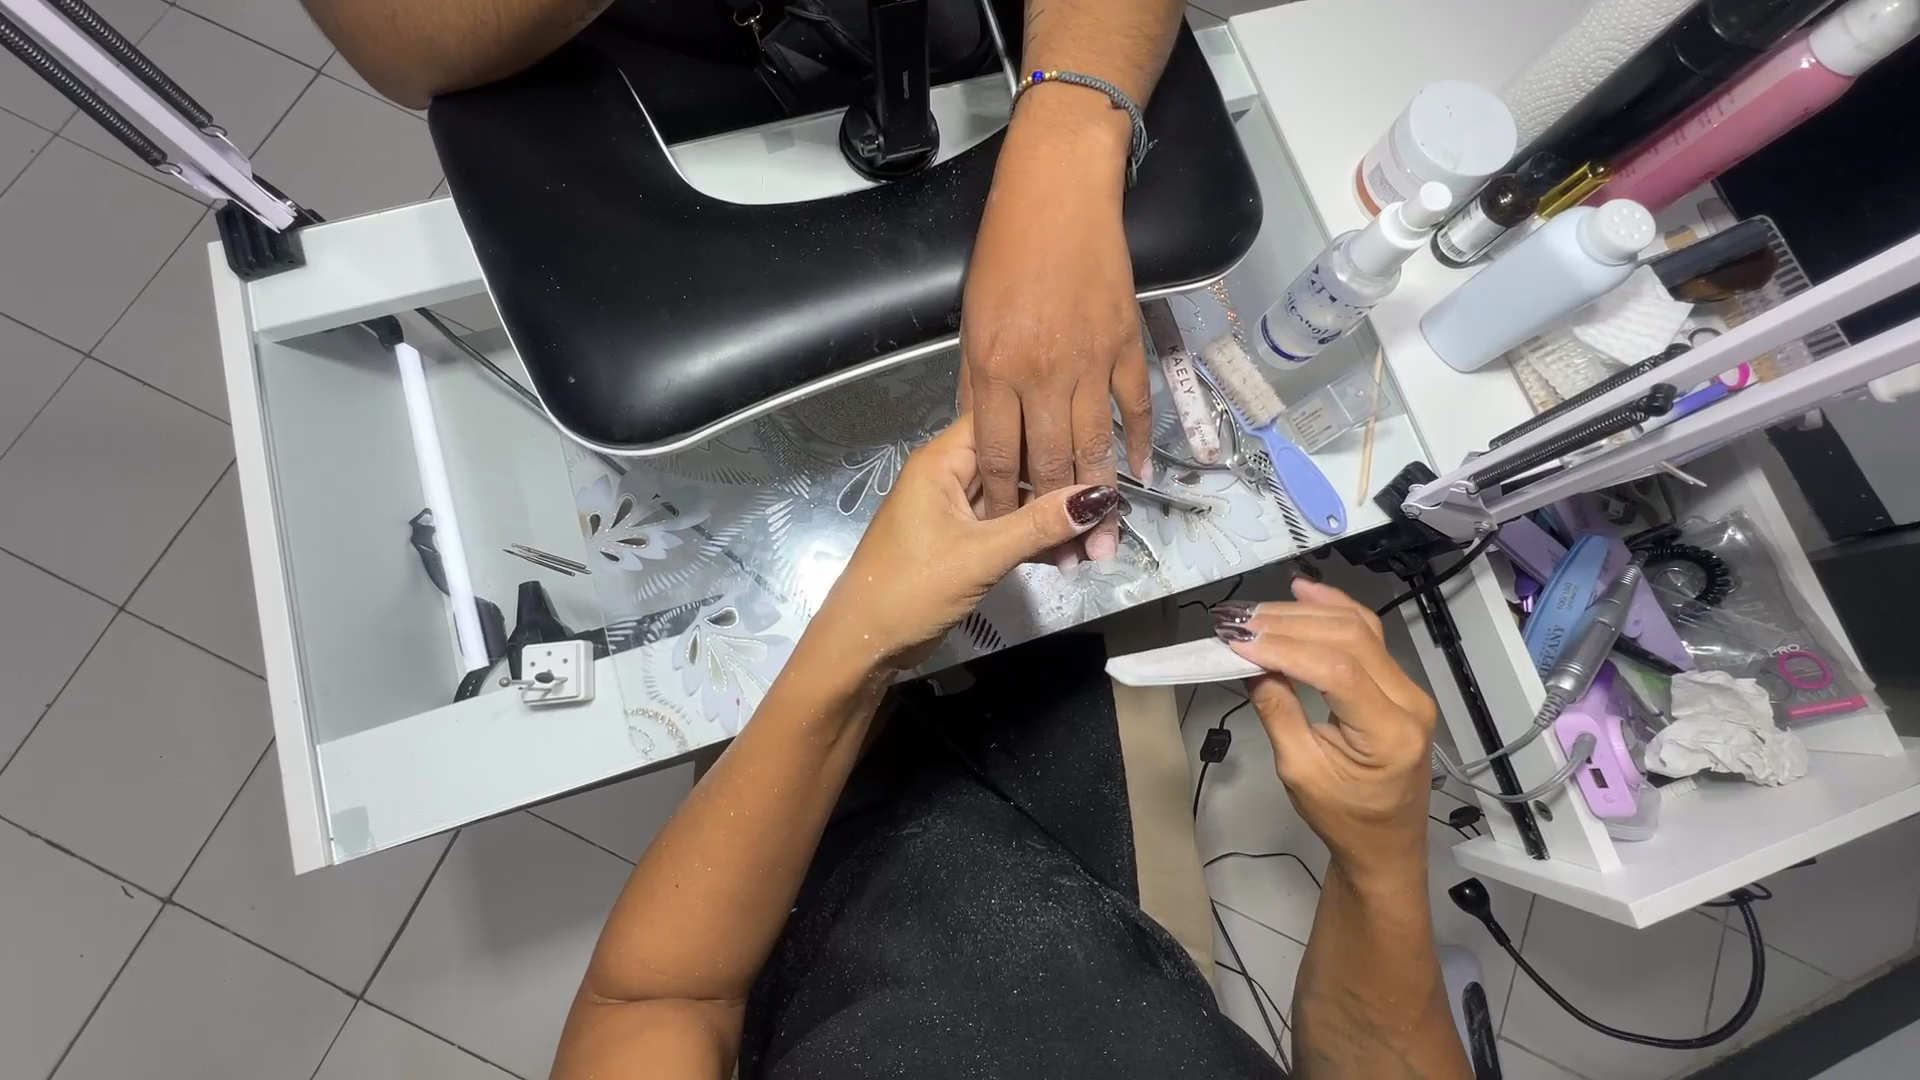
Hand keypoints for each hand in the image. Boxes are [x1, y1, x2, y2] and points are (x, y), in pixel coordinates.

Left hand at [810, 417, 1119, 672]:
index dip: (1049, 426)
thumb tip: (1100, 497)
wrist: (867, 643)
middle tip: (1112, 508)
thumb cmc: (910, 588)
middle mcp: (951, 476)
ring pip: (1017, 500)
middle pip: (1017, 463)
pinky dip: (1036, 542)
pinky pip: (1009, 529)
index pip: (1003, 421)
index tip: (1097, 443)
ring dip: (1053, 522)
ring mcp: (959, 510)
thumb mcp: (979, 555)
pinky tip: (1072, 557)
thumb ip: (1039, 525)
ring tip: (1098, 543)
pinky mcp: (965, 541)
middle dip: (1062, 487)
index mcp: (942, 460)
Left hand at [960, 87, 1152, 567]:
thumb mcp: (971, 325)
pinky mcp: (1125, 346)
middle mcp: (1040, 377)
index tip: (1011, 537)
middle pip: (1047, 464)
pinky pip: (1132, 407)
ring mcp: (1087, 362)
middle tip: (1071, 560)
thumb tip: (982, 438)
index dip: (1005, 505)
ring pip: (1092, 445)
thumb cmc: (1002, 255)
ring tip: (1106, 539)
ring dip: (1099, 498)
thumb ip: (978, 387)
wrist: (1057, 191)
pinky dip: (1137, 444)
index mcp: (993, 373)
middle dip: (1056, 519)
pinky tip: (1137, 478)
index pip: (998, 459)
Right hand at [1212, 577, 1438, 890]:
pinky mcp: (1396, 681)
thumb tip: (1251, 663)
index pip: (1336, 670)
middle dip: (1286, 624)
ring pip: (1356, 627)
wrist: (1385, 842)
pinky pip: (1366, 632)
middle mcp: (1409, 700)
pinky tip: (1303, 590)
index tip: (1237, 642)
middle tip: (1235, 622)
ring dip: (1302, 612)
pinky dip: (1332, 607)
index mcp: (1390, 732)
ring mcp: (1407, 687)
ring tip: (1253, 611)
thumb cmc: (1342, 817)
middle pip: (1348, 638)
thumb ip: (1278, 711)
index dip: (1285, 649)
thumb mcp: (1299, 771)